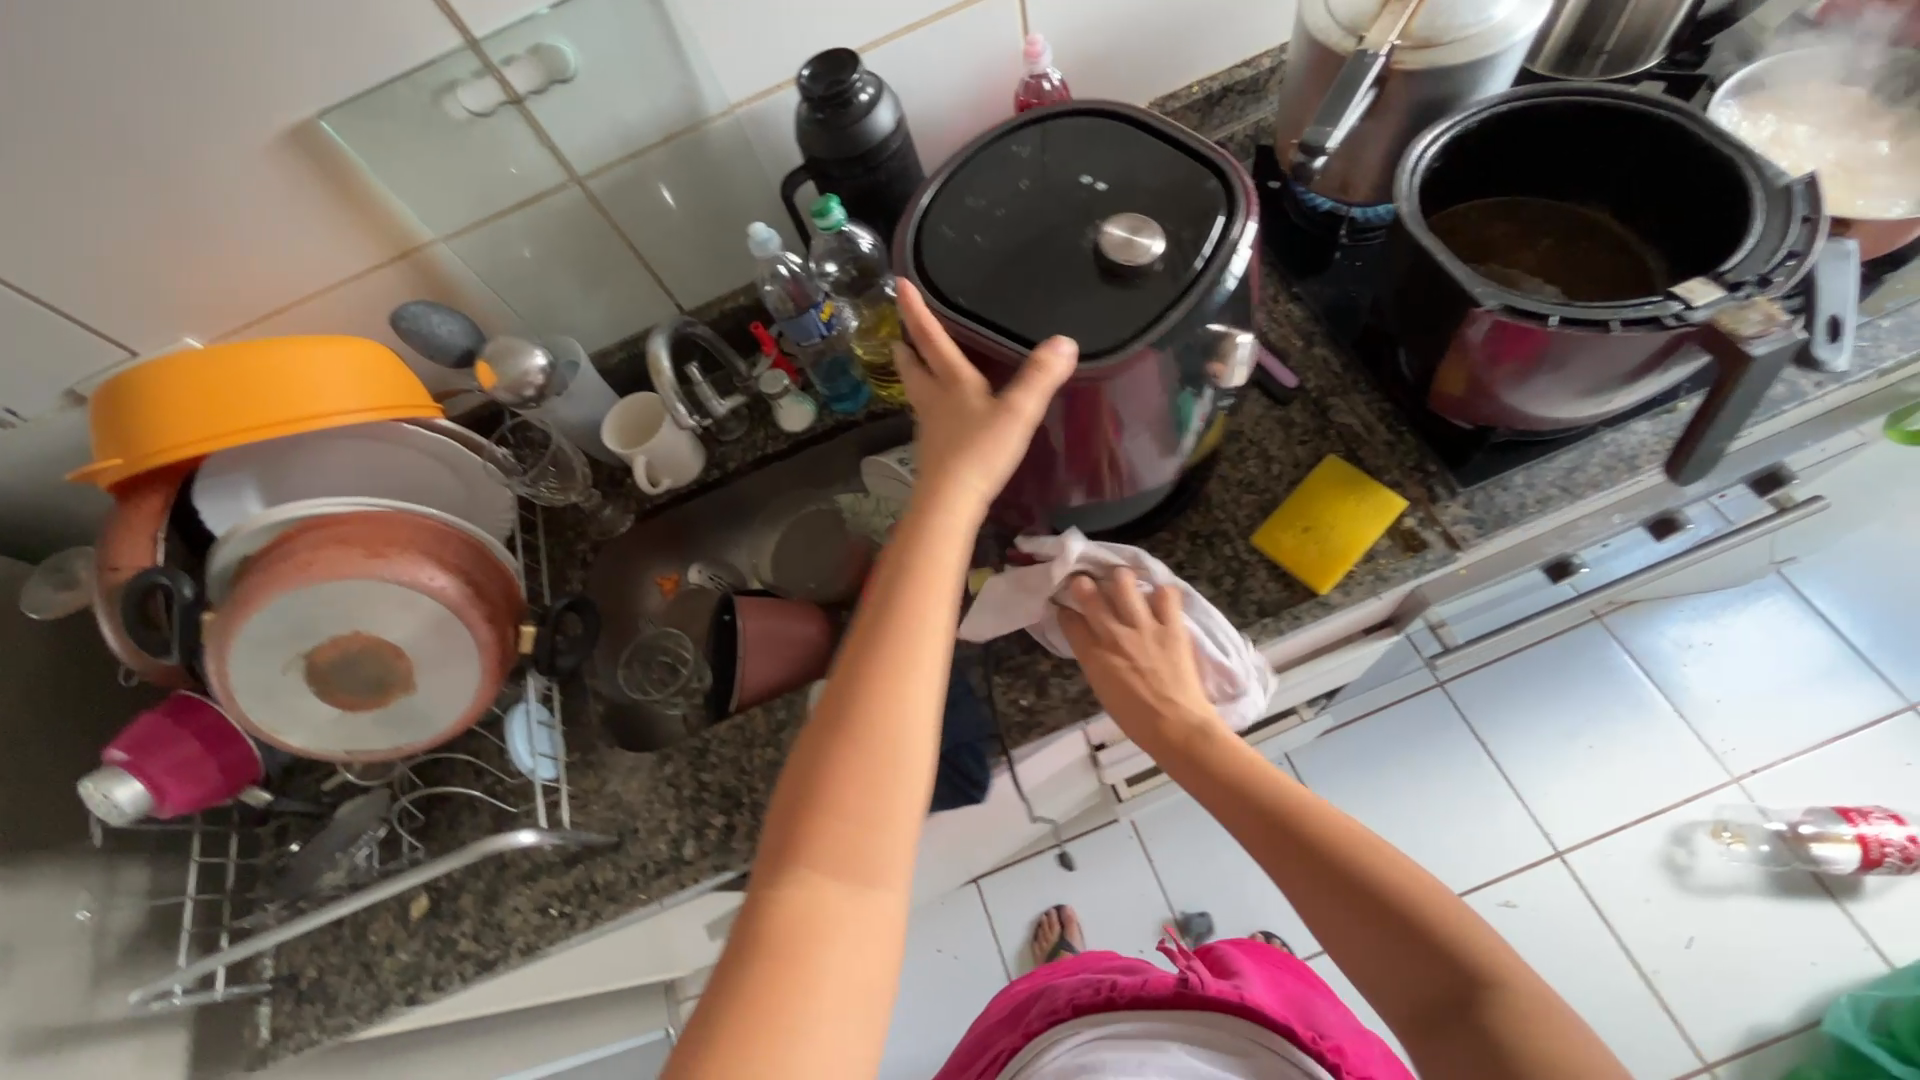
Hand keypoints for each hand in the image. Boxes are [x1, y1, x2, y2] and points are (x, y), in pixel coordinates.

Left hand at [893, 279, 1075, 515]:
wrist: (950, 501)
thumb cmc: (980, 452)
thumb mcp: (1018, 412)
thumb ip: (1040, 377)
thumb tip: (1065, 341)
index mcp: (952, 382)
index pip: (931, 339)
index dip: (915, 311)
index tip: (898, 284)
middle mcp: (934, 400)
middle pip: (913, 368)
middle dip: (906, 348)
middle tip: (898, 335)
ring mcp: (930, 427)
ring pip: (917, 393)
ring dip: (913, 375)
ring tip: (912, 365)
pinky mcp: (933, 451)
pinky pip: (928, 418)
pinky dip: (929, 404)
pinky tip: (940, 414)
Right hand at [1057, 568, 1226, 750]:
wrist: (1175, 726)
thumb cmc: (1135, 718)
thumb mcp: (1102, 688)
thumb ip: (1095, 660)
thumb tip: (1093, 643)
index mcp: (1093, 655)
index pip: (1070, 620)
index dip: (1065, 610)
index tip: (1067, 607)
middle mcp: (1114, 634)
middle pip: (1090, 594)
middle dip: (1083, 584)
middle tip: (1086, 581)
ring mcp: (1144, 627)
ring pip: (1124, 583)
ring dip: (1121, 579)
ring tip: (1123, 580)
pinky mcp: (1171, 626)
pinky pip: (1166, 595)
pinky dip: (1161, 593)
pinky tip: (1159, 597)